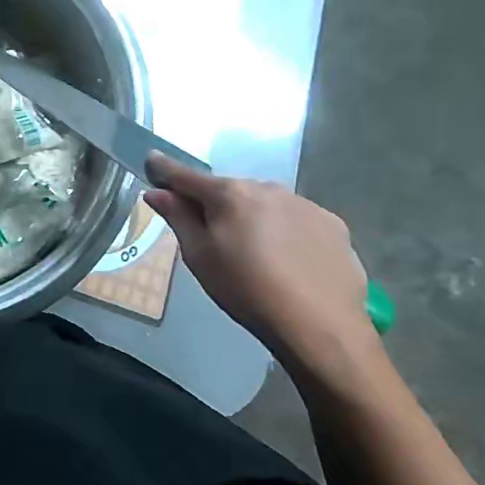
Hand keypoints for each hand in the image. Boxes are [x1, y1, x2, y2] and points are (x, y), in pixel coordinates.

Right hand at [145, 155, 385, 379]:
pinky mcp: (332, 224)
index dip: (165, 169)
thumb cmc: (245, 289)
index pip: (187, 176)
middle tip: (209, 234)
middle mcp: (268, 188)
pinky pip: (295, 219)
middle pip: (229, 190)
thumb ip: (179, 218)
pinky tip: (287, 260)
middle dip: (214, 203)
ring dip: (251, 216)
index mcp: (230, 194)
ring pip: (264, 203)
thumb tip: (156, 192)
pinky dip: (284, 231)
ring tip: (253, 253)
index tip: (152, 161)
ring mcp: (304, 204)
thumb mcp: (199, 257)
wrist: (319, 324)